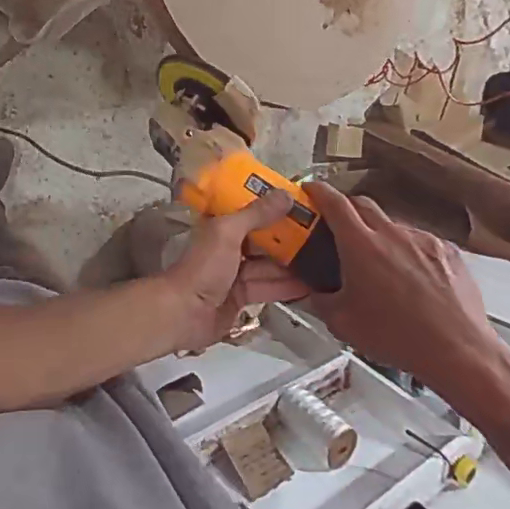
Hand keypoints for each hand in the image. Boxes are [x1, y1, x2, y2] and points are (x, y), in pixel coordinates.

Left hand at [156, 191, 311, 350]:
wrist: (183, 313)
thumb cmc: (203, 267)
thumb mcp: (228, 233)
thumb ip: (256, 214)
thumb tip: (285, 195)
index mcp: (222, 227)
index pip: (252, 213)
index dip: (276, 210)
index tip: (305, 208)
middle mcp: (229, 248)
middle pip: (265, 241)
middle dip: (290, 239)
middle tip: (324, 236)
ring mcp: (236, 274)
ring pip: (270, 266)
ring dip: (293, 265)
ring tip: (326, 260)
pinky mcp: (243, 298)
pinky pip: (268, 288)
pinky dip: (287, 287)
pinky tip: (311, 285)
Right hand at [301, 181, 499, 381]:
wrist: (458, 351)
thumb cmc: (398, 337)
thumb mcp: (342, 322)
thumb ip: (320, 299)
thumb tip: (314, 291)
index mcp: (360, 246)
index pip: (334, 202)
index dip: (318, 190)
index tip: (310, 189)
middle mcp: (392, 234)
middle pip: (363, 204)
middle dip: (346, 209)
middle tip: (338, 227)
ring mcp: (423, 240)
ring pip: (393, 225)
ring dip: (380, 236)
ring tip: (380, 266)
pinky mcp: (447, 251)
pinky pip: (420, 242)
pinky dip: (409, 252)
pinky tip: (412, 279)